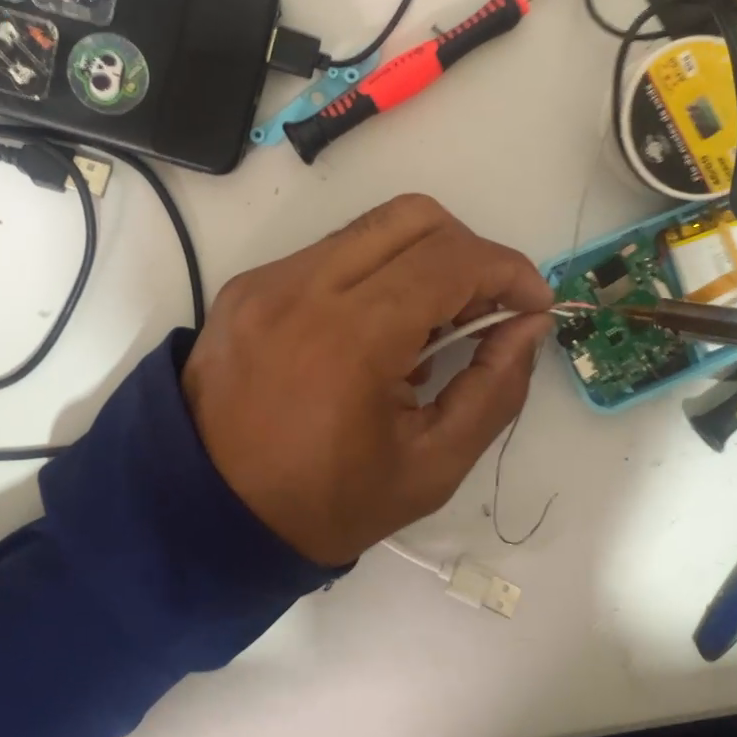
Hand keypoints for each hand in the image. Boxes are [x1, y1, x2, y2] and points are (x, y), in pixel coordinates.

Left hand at [182, 195, 554, 565]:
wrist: (204, 519)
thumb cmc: (327, 505)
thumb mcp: (432, 467)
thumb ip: (495, 390)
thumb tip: (527, 325)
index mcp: (352, 338)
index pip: (451, 261)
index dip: (508, 271)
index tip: (533, 303)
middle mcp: (305, 287)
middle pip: (415, 217)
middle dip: (470, 252)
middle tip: (485, 309)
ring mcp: (269, 281)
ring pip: (373, 227)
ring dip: (423, 258)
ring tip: (432, 325)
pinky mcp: (248, 287)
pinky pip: (332, 252)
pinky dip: (375, 273)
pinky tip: (376, 333)